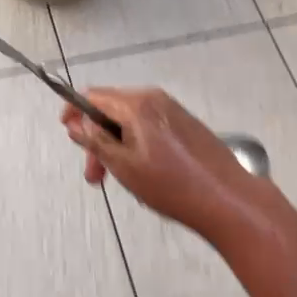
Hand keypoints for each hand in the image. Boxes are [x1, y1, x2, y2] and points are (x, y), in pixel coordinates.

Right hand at [61, 87, 259, 235]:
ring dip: (117, 144)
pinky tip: (144, 172)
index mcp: (136, 103)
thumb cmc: (172, 185)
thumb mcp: (125, 167)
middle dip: (98, 138)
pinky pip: (149, 126)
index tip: (67, 132)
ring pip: (130, 120)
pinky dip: (137, 143)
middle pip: (112, 108)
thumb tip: (76, 122)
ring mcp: (172, 109)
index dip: (75, 111)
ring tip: (119, 180)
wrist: (230, 200)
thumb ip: (96, 141)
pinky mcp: (185, 124)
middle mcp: (153, 98)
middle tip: (94, 175)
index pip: (93, 95)